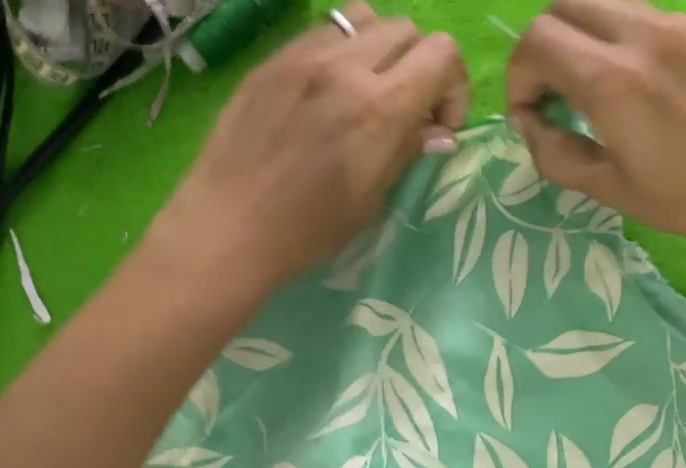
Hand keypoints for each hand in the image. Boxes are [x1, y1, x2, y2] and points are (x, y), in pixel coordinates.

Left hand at [144, 3, 469, 290]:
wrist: (232, 224)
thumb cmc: (309, 229)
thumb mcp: (373, 200)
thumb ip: (408, 151)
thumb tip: (438, 131)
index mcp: (378, 107)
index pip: (441, 54)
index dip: (454, 88)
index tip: (440, 126)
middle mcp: (344, 65)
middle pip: (407, 29)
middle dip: (420, 67)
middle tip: (407, 111)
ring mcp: (303, 54)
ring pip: (364, 18)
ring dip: (380, 50)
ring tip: (367, 93)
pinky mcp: (273, 58)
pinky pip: (322, 32)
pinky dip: (341, 53)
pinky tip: (327, 95)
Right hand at [505, 0, 685, 266]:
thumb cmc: (684, 201)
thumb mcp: (608, 188)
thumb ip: (555, 154)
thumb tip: (528, 125)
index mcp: (612, 80)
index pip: (537, 42)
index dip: (518, 77)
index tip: (527, 116)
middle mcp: (637, 36)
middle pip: (560, 7)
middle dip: (539, 49)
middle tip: (547, 96)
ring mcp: (669, 25)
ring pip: (595, 2)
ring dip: (573, 37)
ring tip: (580, 87)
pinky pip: (630, 13)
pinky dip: (606, 36)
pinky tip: (619, 82)